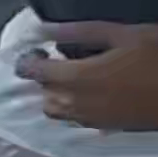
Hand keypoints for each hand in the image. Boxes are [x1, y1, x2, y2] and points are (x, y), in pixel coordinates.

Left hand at [15, 21, 157, 130]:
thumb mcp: (130, 35)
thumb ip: (79, 32)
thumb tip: (38, 29)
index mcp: (71, 77)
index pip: (28, 70)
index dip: (28, 59)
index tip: (40, 51)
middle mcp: (71, 101)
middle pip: (42, 90)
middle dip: (48, 77)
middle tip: (69, 64)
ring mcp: (89, 117)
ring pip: (55, 108)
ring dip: (60, 95)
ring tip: (84, 81)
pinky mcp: (109, 127)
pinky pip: (79, 119)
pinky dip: (79, 108)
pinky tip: (102, 96)